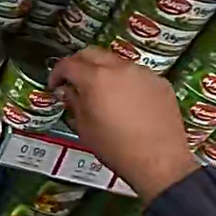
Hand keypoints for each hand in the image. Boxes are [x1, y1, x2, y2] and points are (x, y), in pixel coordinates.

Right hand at [50, 47, 198, 198]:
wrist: (160, 162)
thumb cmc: (117, 148)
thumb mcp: (85, 128)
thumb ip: (73, 102)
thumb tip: (68, 91)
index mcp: (96, 79)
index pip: (68, 64)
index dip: (57, 73)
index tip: (55, 85)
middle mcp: (120, 68)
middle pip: (91, 53)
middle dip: (78, 63)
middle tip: (73, 80)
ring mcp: (142, 73)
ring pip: (115, 61)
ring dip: (103, 70)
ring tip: (101, 90)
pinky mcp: (160, 82)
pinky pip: (136, 74)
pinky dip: (125, 80)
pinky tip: (125, 100)